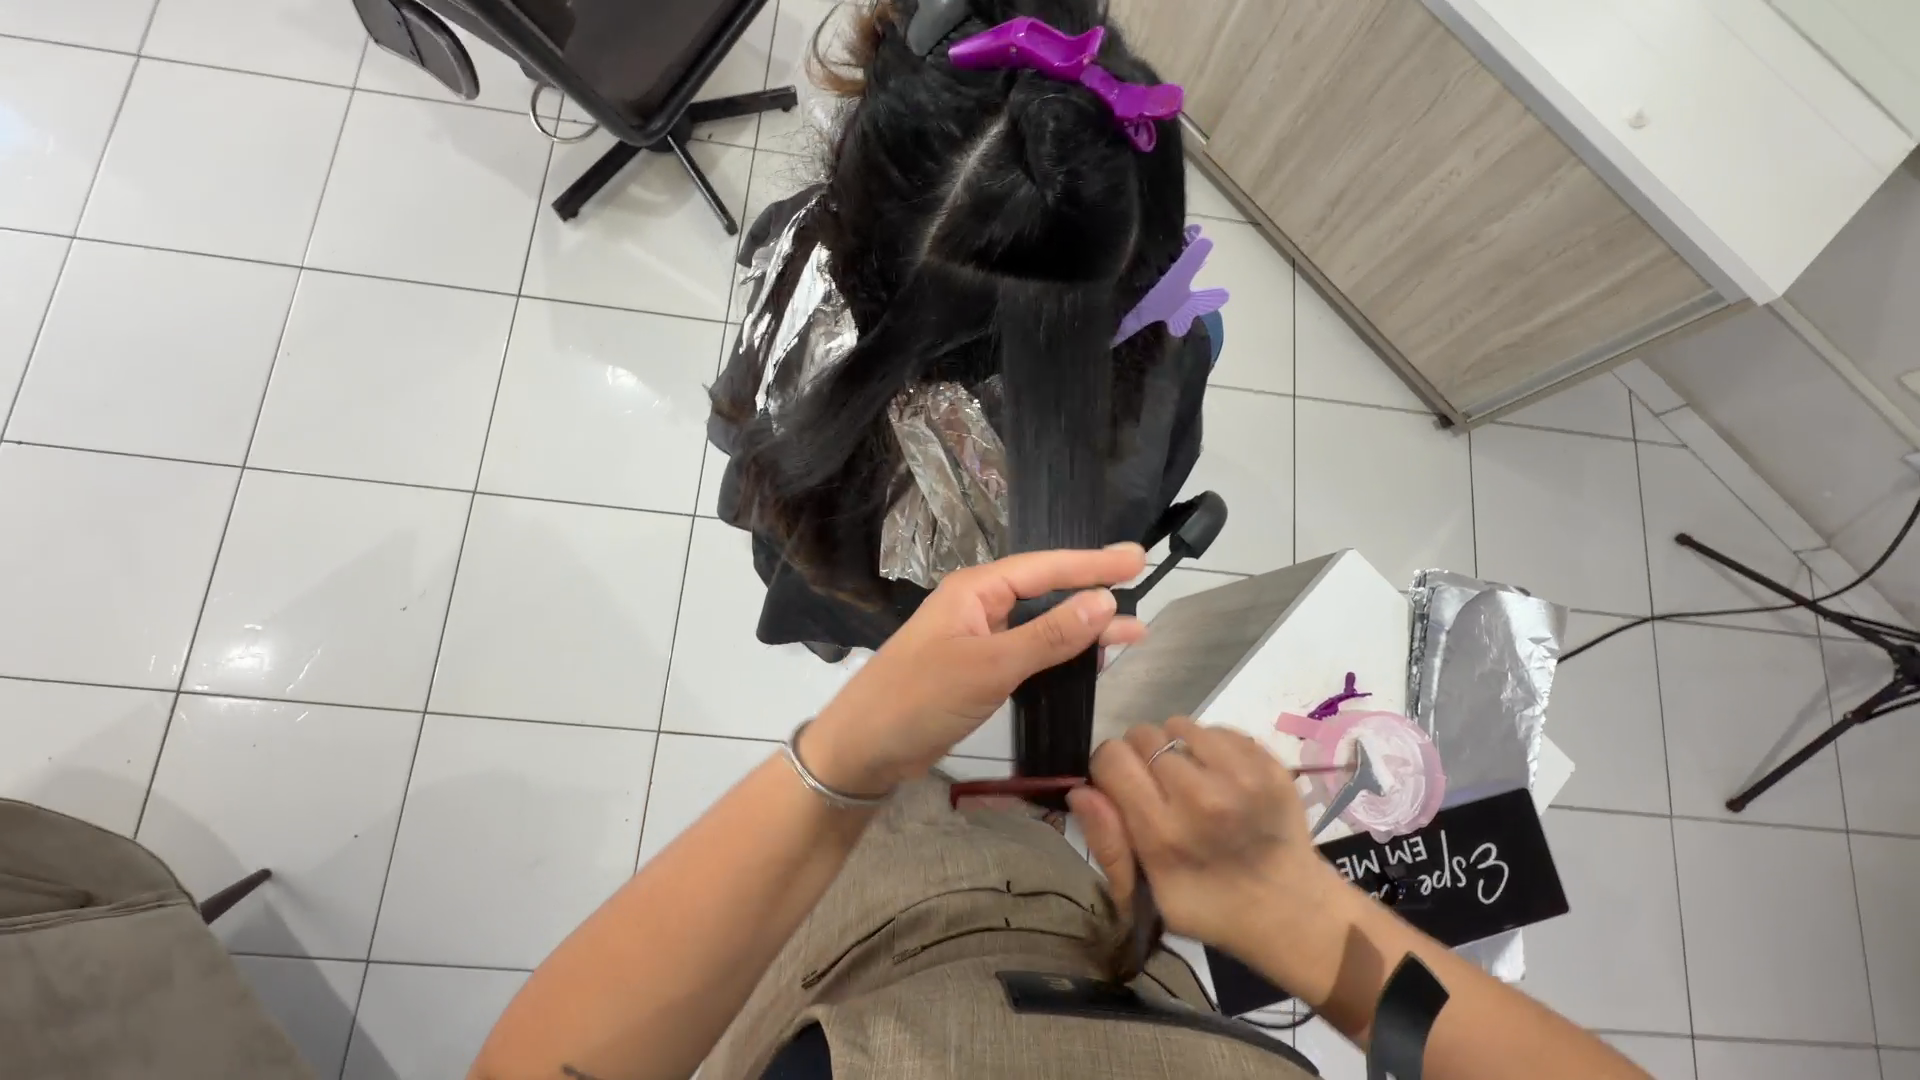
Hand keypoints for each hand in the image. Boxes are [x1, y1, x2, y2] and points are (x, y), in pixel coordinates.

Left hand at [804, 545, 1149, 794]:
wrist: (865, 748)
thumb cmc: (920, 698)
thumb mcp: (991, 666)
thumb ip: (1049, 635)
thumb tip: (1105, 601)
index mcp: (976, 590)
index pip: (1045, 568)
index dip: (1092, 563)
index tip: (1135, 558)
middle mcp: (979, 607)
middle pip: (1045, 591)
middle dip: (1092, 589)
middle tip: (1141, 580)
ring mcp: (978, 639)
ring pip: (1040, 625)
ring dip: (1082, 628)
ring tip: (1133, 632)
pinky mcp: (979, 671)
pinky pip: (1030, 653)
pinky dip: (1060, 655)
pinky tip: (1089, 660)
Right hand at [1068, 717, 1347, 959]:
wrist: (1293, 910)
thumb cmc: (1210, 906)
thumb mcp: (1148, 893)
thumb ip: (1108, 842)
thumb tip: (1080, 791)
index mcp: (1163, 832)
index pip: (1110, 757)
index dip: (1109, 771)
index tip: (1123, 792)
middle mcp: (1200, 796)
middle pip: (1142, 735)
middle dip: (1141, 758)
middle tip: (1159, 791)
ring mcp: (1239, 775)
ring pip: (1177, 725)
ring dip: (1175, 748)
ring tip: (1191, 781)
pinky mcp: (1266, 762)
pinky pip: (1216, 728)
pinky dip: (1209, 746)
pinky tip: (1219, 778)